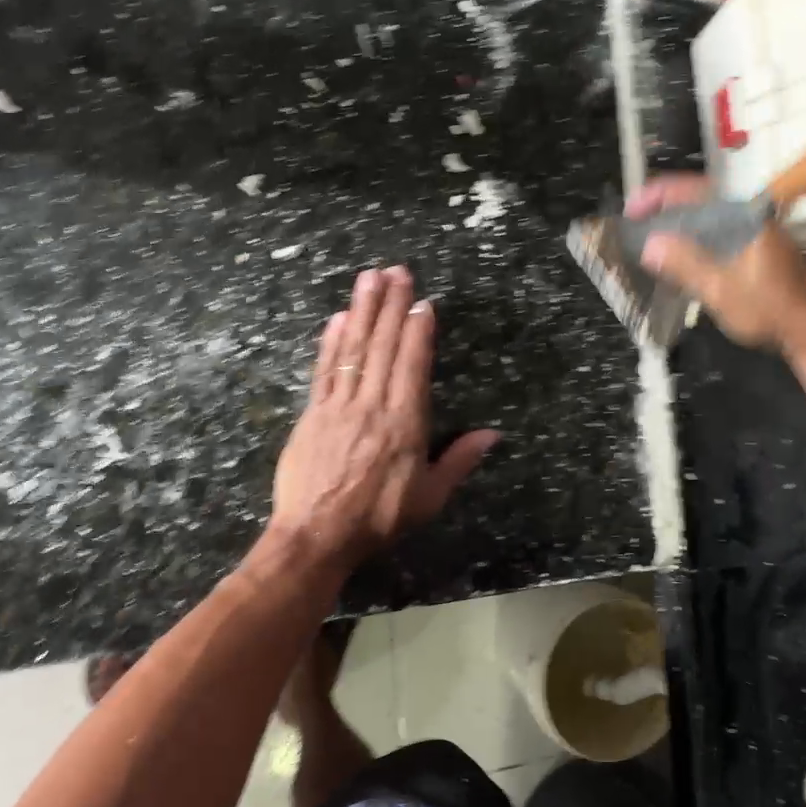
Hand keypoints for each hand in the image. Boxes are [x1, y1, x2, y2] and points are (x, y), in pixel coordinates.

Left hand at [269, 266, 499, 568]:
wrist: (316, 536)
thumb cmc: (378, 519)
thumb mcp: (429, 497)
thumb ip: (459, 461)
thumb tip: (493, 434)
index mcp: (404, 422)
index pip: (412, 364)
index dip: (418, 331)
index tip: (422, 302)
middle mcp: (372, 404)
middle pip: (383, 346)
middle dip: (391, 305)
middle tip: (396, 270)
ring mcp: (338, 405)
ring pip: (353, 349)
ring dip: (362, 310)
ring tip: (369, 278)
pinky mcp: (312, 413)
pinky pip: (325, 369)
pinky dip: (331, 341)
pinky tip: (337, 318)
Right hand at [628, 174, 805, 351]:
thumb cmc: (771, 312)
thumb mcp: (721, 291)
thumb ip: (686, 264)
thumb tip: (650, 243)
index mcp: (743, 218)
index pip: (694, 190)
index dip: (659, 195)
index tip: (632, 208)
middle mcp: (750, 218)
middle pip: (700, 200)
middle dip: (664, 208)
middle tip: (635, 223)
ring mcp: (756, 233)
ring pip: (709, 219)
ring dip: (678, 225)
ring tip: (650, 239)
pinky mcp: (757, 251)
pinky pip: (718, 234)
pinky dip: (694, 240)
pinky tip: (679, 258)